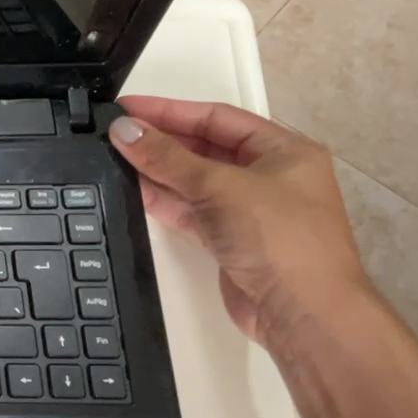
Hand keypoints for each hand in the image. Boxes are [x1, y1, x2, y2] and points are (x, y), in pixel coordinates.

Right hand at [109, 95, 370, 348]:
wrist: (302, 309)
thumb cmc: (281, 240)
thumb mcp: (219, 186)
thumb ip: (167, 157)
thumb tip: (125, 130)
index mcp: (283, 150)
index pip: (217, 118)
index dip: (170, 111)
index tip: (127, 108)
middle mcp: (268, 175)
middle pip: (204, 147)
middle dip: (160, 139)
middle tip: (115, 132)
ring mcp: (248, 208)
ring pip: (193, 179)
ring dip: (157, 169)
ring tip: (115, 157)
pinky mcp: (228, 237)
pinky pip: (189, 208)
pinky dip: (162, 198)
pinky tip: (133, 189)